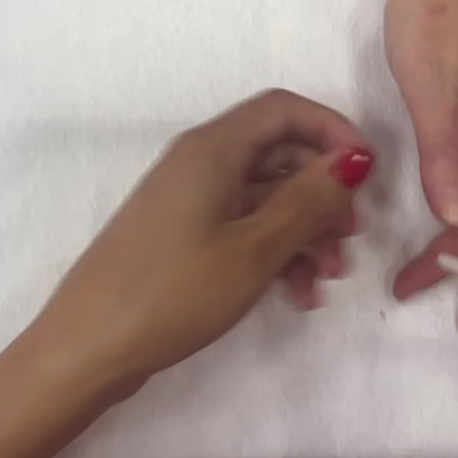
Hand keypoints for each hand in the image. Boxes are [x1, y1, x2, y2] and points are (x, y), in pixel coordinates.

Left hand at [30, 90, 374, 392]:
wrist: (89, 347)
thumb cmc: (175, 290)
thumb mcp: (255, 248)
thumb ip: (309, 200)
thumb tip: (354, 158)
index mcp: (213, 148)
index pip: (284, 109)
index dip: (332, 130)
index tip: (369, 172)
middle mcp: (201, 163)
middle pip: (279, 154)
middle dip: (323, 193)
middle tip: (352, 239)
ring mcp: (190, 201)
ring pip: (265, 197)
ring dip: (304, 231)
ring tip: (327, 280)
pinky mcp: (184, 236)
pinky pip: (243, 227)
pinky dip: (275, 252)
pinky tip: (297, 295)